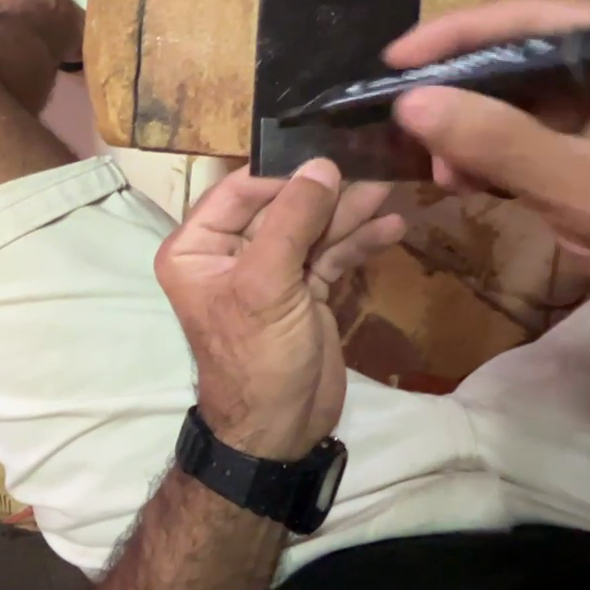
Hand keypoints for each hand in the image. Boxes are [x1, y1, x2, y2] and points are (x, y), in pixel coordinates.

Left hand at [154, 160, 404, 460]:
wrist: (280, 431)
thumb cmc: (256, 356)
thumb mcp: (266, 285)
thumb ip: (291, 220)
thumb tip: (321, 165)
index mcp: (198, 247)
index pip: (237, 191)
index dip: (281, 174)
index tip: (326, 158)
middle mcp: (230, 252)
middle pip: (281, 206)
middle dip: (325, 191)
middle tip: (369, 165)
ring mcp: (271, 271)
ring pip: (311, 228)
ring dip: (349, 212)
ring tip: (388, 189)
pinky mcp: (305, 289)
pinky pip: (330, 255)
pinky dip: (358, 242)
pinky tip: (392, 228)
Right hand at [387, 0, 589, 332]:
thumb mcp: (581, 192)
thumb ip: (497, 142)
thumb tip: (411, 102)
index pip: (538, 17)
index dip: (459, 32)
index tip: (396, 60)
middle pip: (522, 52)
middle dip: (461, 92)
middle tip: (410, 121)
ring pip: (519, 94)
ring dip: (471, 127)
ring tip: (441, 168)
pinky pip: (530, 128)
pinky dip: (492, 150)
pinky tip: (466, 177)